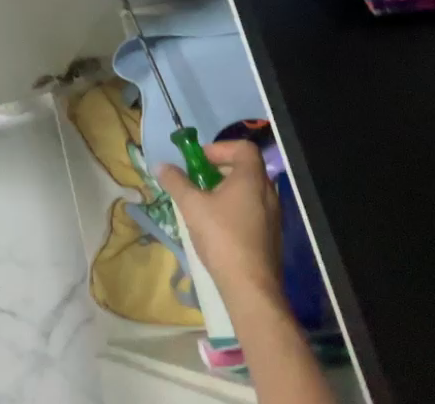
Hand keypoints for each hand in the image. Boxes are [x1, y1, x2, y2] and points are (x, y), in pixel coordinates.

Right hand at [159, 140, 283, 297]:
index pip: (243, 148)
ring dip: (227, 191)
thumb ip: (176, 182)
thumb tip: (160, 165)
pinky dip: (236, 209)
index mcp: (252, 179)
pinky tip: (218, 228)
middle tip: (198, 182)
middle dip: (219, 170)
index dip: (220, 148)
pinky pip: (254, 211)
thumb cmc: (221, 237)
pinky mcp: (272, 236)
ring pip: (249, 191)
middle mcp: (268, 193)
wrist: (251, 287)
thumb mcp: (191, 206)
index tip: (199, 161)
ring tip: (204, 205)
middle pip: (246, 169)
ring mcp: (274, 216)